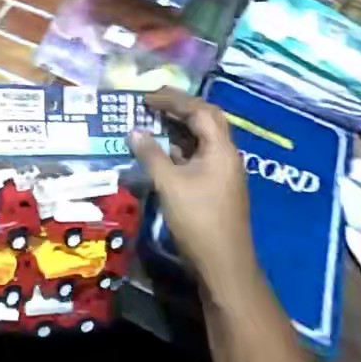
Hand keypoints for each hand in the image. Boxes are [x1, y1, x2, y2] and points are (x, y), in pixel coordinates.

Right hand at [130, 88, 260, 296]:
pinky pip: (199, 155)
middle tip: (152, 103)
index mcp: (220, 149)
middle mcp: (227, 155)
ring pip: (202, 138)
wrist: (223, 263)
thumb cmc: (197, 220)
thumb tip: (134, 132)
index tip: (146, 98)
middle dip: (179, 108)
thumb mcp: (169, 185)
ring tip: (152, 121)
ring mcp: (224, 171)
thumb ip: (151, 155)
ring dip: (179, 127)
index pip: (199, 111)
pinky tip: (161, 150)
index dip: (173, 100)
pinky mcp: (217, 186)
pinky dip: (180, 147)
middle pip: (206, 119)